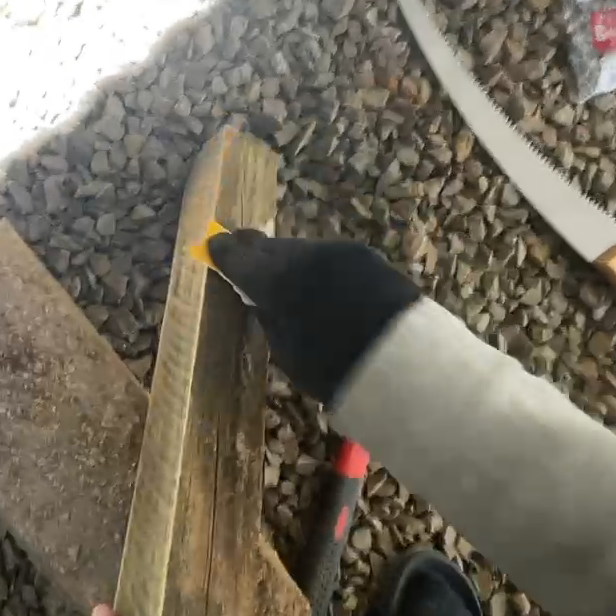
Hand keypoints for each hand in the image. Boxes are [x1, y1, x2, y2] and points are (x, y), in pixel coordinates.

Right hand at [206, 229, 419, 405]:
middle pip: (268, 247)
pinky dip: (318, 267)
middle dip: (255, 251)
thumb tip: (261, 300)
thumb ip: (270, 318)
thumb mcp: (286, 351)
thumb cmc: (332, 369)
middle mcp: (299, 256)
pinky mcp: (362, 254)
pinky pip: (327, 256)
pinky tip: (321, 282)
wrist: (402, 363)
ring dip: (289, 259)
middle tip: (243, 249)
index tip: (212, 246)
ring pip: (299, 249)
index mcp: (271, 280)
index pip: (237, 258)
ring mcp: (333, 251)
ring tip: (287, 274)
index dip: (223, 252)